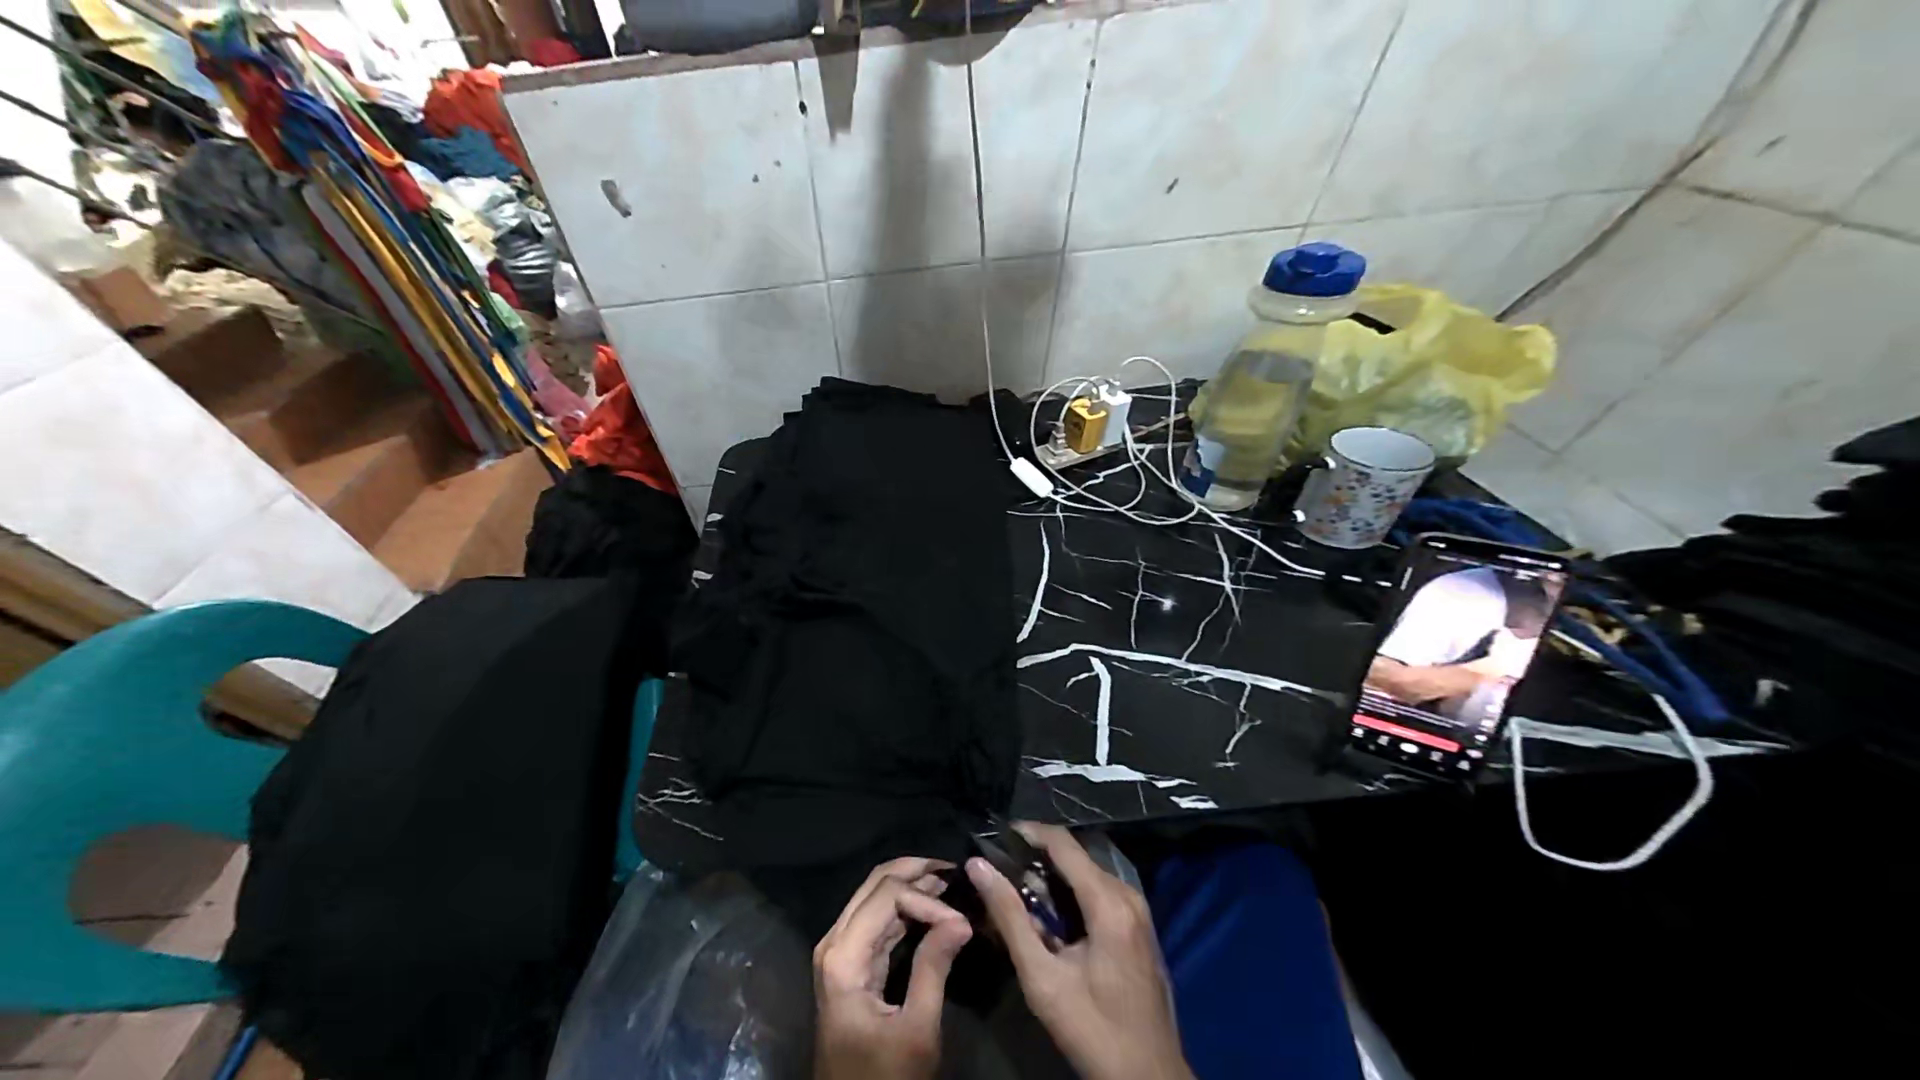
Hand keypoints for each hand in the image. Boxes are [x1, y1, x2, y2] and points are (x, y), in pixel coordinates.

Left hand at [814, 858, 972, 1079]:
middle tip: (955, 873)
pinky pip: (878, 918)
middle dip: (917, 872)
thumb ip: (934, 968)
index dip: (928, 899)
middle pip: (876, 883)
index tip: (962, 923)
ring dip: (913, 885)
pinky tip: (933, 906)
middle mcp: (835, 942)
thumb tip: (962, 919)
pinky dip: (906, 907)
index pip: (889, 896)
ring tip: (951, 885)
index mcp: (843, 955)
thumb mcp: (916, 1031)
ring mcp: (840, 951)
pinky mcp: (851, 963)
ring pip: (876, 895)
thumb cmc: (883, 1079)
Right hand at [968, 825, 1192, 1079]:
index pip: (1063, 843)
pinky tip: (1048, 915)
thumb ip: (1010, 917)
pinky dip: (1071, 893)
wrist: (1149, 1077)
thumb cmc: (1092, 1027)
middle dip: (1036, 856)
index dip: (1028, 832)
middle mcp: (1128, 895)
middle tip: (999, 869)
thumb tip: (979, 866)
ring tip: (1016, 890)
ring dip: (1053, 877)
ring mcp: (1138, 911)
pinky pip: (1100, 892)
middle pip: (1076, 856)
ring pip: (1088, 874)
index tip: (995, 835)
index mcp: (1109, 901)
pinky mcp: (1139, 927)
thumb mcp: (1042, 977)